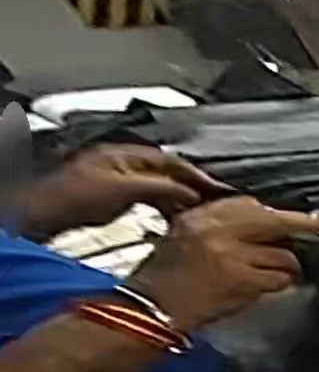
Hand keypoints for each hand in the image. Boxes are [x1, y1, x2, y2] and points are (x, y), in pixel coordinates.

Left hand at [20, 146, 227, 239]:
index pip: (173, 160)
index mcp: (121, 154)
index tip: (222, 189)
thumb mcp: (130, 187)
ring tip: (202, 211)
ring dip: (184, 199)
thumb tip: (197, 192)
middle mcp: (120, 163)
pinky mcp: (116, 196)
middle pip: (170, 174)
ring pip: (164, 187)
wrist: (45, 216)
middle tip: (217, 201)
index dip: (200, 175)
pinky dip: (170, 206)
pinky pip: (154, 199)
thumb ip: (168, 186)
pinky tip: (178, 216)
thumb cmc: (74, 197)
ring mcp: (117, 179)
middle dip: (194, 188)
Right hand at [126, 197, 318, 329]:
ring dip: (286, 268)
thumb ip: (226, 226)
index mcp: (197, 219)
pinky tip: (261, 286)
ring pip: (285, 255)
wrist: (151, 305)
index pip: (247, 204)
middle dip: (304, 224)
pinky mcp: (243, 278)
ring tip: (266, 274)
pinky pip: (281, 278)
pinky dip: (279, 284)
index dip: (277, 211)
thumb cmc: (172, 275)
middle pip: (275, 222)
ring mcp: (229, 255)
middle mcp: (213, 232)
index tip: (299, 215)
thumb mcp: (188, 237)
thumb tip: (271, 218)